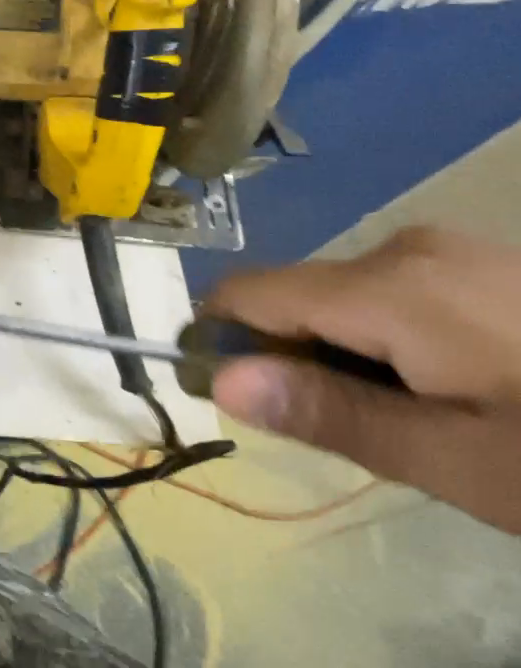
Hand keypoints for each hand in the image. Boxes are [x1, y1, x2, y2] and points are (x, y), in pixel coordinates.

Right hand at [208, 227, 520, 532]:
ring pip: (346, 300)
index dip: (221, 347)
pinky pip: (399, 295)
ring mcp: (457, 253)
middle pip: (295, 299)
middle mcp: (408, 249)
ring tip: (433, 417)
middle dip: (303, 360)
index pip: (242, 297)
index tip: (248, 407)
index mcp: (387, 285)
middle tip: (375, 431)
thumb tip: (218, 381)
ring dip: (353, 356)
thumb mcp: (466, 462)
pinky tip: (471, 389)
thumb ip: (334, 416)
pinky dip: (399, 343)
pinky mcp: (492, 267)